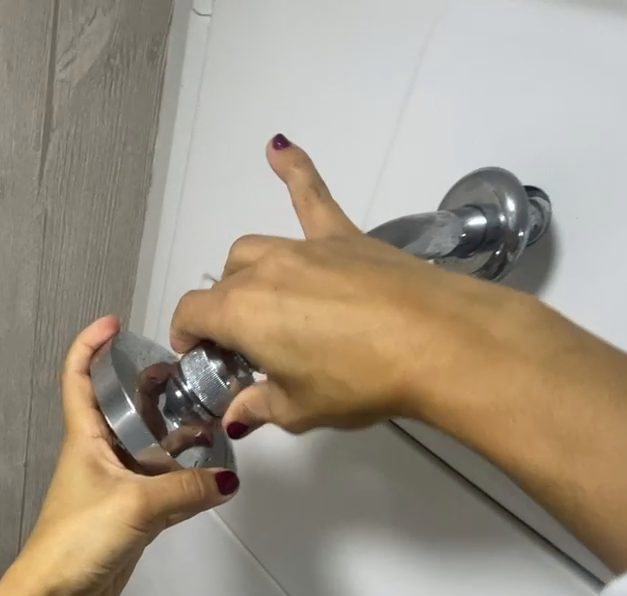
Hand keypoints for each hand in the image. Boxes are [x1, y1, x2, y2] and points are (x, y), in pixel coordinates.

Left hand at [5, 316, 238, 595]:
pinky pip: (165, 488)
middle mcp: (100, 455)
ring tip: (214, 421)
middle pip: (126, 410)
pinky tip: (216, 478)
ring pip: (151, 450)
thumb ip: (185, 490)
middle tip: (189, 376)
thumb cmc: (76, 540)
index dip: (90, 346)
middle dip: (153, 389)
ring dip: (177, 437)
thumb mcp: (135, 505)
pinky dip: (187, 482)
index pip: (79, 379)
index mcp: (85, 438)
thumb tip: (227, 479)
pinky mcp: (132, 515)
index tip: (114, 323)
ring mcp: (118, 486)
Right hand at [170, 138, 554, 434]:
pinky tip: (276, 147)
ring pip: (254, 251)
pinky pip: (312, 194)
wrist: (441, 345)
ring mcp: (305, 248)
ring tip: (263, 303)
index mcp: (242, 313)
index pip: (191, 313)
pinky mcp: (344, 236)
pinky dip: (293, 169)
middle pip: (225, 285)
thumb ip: (257, 408)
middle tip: (244, 350)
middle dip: (223, 315)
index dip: (185, 336)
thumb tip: (235, 418)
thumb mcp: (298, 410)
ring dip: (246, 275)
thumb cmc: (360, 382)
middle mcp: (264, 271)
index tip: (196, 356)